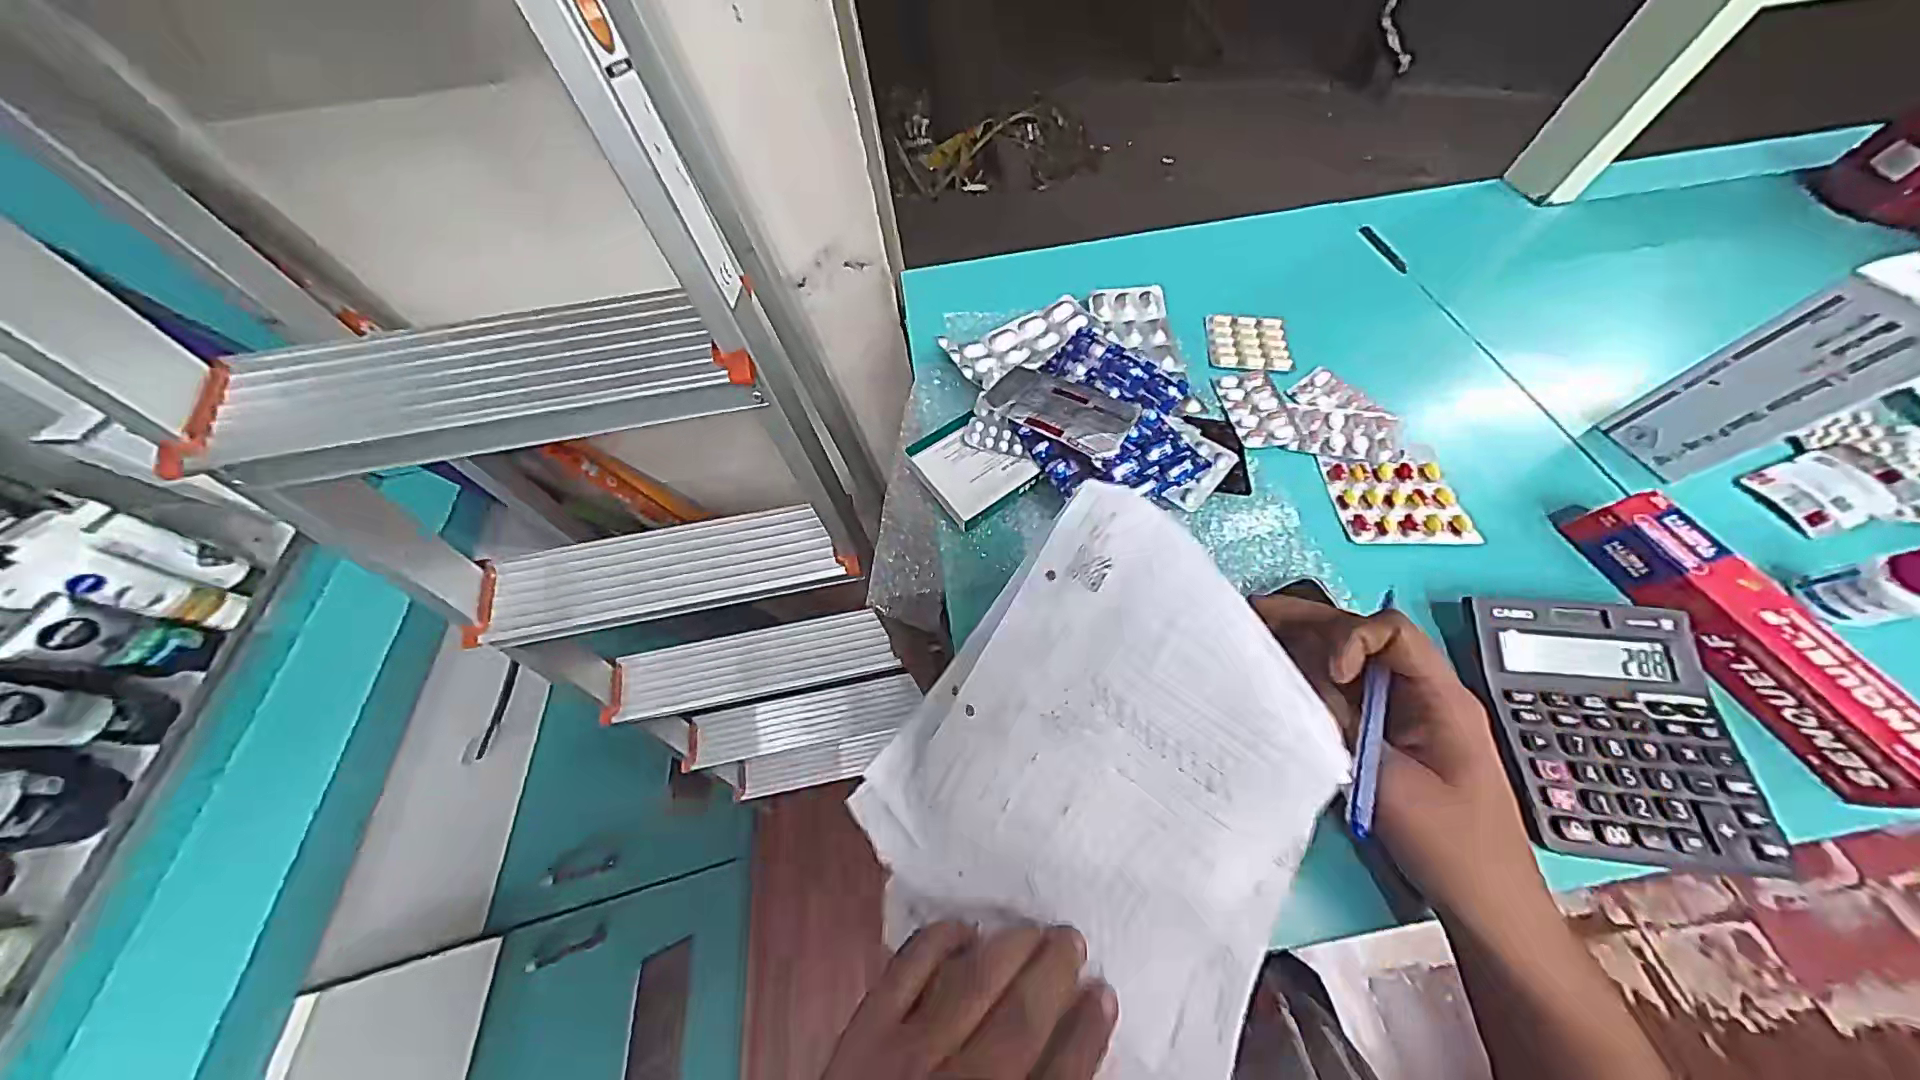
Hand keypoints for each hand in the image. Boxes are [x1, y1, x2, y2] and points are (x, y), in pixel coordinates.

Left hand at [822, 922, 1117, 1079]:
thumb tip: (1070, 1051)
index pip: (1059, 1078)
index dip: (1087, 1033)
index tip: (1103, 993)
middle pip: (1019, 1021)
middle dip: (1052, 974)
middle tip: (1071, 939)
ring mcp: (905, 1056)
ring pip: (970, 985)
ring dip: (1008, 949)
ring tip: (1033, 928)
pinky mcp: (865, 1029)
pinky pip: (908, 968)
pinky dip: (939, 940)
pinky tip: (964, 928)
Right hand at [1249, 593, 1544, 918]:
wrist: (1487, 905)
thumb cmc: (1453, 848)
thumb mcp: (1393, 785)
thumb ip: (1346, 728)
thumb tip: (1303, 682)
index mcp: (1441, 698)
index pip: (1393, 632)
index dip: (1350, 635)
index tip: (1326, 671)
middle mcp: (1420, 693)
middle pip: (1365, 636)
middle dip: (1311, 623)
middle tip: (1256, 615)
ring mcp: (1401, 712)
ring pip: (1349, 661)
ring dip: (1304, 646)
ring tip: (1255, 635)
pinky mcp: (1383, 732)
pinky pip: (1343, 693)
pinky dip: (1308, 679)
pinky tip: (1276, 675)